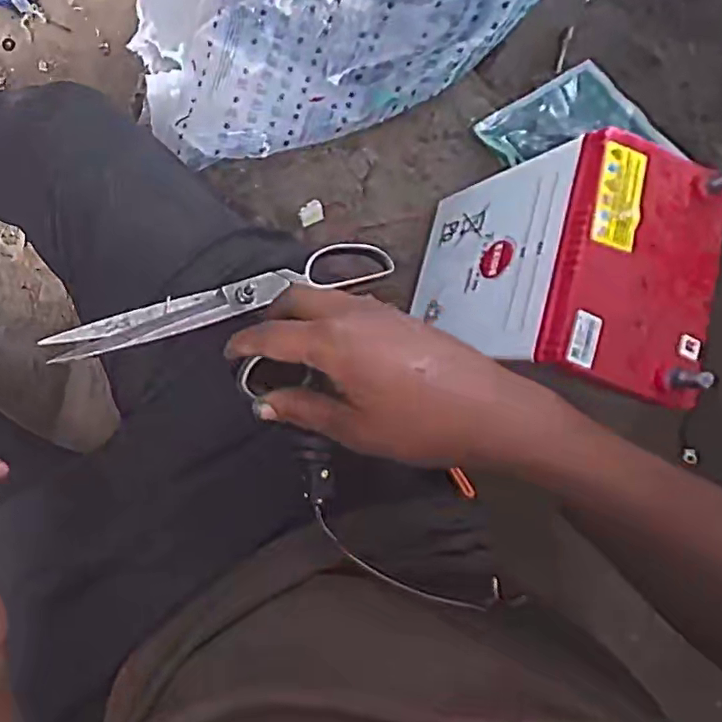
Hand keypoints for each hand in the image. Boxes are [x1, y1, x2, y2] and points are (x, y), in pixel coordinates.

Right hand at [224, 286, 588, 472]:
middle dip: (268, 316)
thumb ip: (302, 409)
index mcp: (331, 341)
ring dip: (298, 312)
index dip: (244, 344)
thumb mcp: (353, 427)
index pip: (271, 334)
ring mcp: (376, 309)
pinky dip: (325, 314)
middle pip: (292, 296)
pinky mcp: (397, 314)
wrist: (491, 410)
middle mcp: (350, 313)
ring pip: (320, 294)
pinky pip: (346, 302)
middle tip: (260, 347)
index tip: (231, 355)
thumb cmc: (421, 424)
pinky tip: (335, 348)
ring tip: (295, 347)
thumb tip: (265, 404)